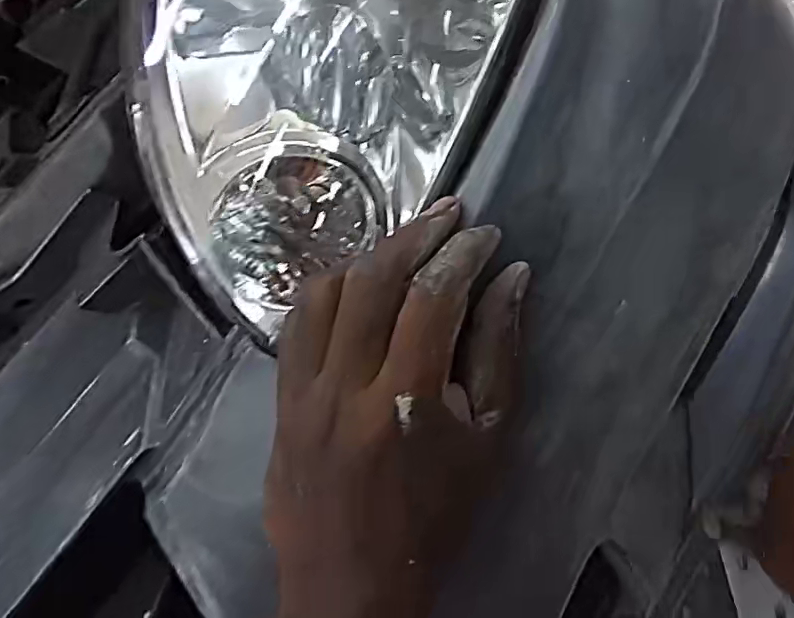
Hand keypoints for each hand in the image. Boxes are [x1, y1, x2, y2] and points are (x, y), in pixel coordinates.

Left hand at [264, 197, 529, 617]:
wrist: (350, 589)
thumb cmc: (436, 513)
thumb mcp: (489, 436)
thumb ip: (500, 349)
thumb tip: (513, 276)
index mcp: (402, 403)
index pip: (432, 297)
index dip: (464, 254)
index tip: (489, 236)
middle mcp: (342, 389)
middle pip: (374, 280)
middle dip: (419, 234)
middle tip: (452, 212)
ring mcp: (301, 393)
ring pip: (326, 290)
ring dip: (373, 252)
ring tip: (409, 239)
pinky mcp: (280, 400)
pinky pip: (297, 320)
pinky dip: (333, 285)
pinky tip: (361, 276)